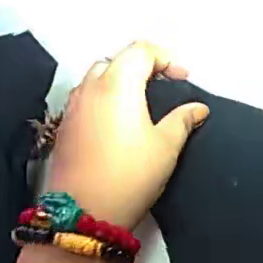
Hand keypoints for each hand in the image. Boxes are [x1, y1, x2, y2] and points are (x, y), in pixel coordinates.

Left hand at [46, 42, 208, 228]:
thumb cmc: (129, 176)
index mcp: (118, 85)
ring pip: (98, 78)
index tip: (182, 78)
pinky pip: (86, 99)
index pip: (140, 51)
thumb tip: (197, 109)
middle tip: (165, 88)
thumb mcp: (167, 146)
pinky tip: (121, 124)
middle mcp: (90, 88)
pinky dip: (105, 99)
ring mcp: (73, 107)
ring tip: (143, 105)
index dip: (165, 59)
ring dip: (122, 82)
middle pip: (117, 60)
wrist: (84, 212)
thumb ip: (183, 120)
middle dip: (142, 67)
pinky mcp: (65, 126)